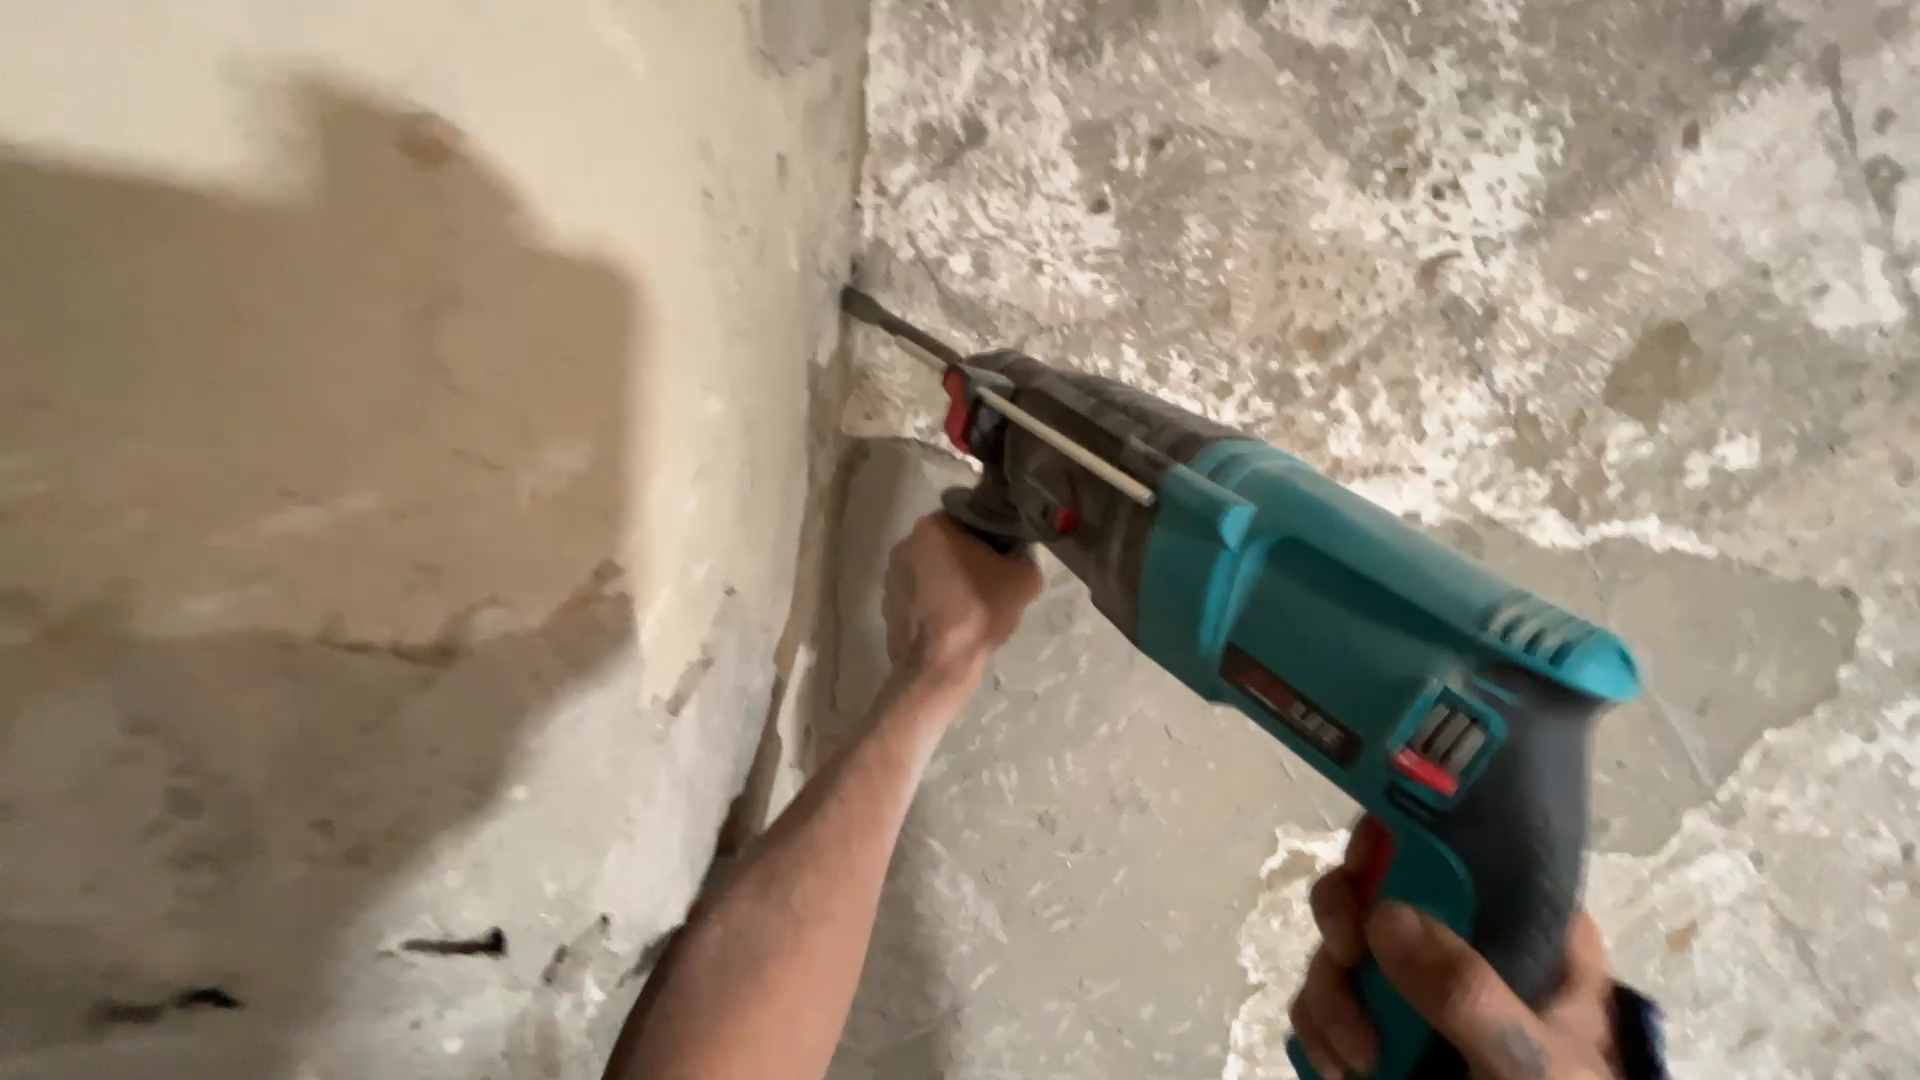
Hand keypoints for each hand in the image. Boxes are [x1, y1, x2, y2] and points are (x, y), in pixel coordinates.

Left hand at [883, 513, 1041, 688]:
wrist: (939, 665)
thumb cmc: (979, 612)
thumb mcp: (1024, 579)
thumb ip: (1024, 556)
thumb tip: (1017, 555)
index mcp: (933, 526)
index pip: (968, 520)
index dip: (990, 538)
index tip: (1003, 559)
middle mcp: (905, 543)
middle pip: (947, 546)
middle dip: (968, 560)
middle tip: (991, 584)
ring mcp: (891, 576)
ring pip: (931, 571)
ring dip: (949, 582)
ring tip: (971, 608)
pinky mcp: (887, 605)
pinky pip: (918, 596)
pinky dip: (933, 604)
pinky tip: (951, 624)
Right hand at [1291, 822, 1618, 1078]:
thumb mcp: (1532, 1059)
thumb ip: (1467, 991)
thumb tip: (1380, 914)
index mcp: (1517, 925)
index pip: (1449, 843)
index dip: (1391, 838)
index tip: (1360, 866)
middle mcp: (1457, 939)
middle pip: (1372, 886)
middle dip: (1343, 923)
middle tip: (1345, 957)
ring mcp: (1413, 980)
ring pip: (1339, 943)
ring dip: (1329, 994)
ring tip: (1357, 1059)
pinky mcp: (1380, 1021)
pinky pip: (1321, 995)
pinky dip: (1318, 1026)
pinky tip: (1340, 1067)